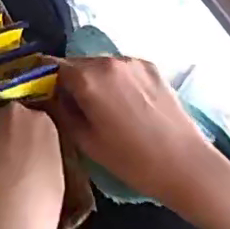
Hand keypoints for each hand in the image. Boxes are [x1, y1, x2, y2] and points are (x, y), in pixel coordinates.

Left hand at [0, 103, 64, 228]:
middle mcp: (16, 112)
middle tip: (10, 162)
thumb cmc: (40, 203)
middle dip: (11, 135)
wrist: (2, 211)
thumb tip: (32, 162)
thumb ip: (43, 159)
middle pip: (13, 119)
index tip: (31, 160)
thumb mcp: (54, 179)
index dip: (33, 143)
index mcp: (44, 122)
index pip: (39, 125)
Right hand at [47, 56, 229, 212]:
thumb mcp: (86, 142)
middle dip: (68, 80)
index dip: (40, 77)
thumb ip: (59, 111)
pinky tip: (127, 105)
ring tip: (104, 109)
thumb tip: (44, 96)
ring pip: (98, 65)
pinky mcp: (150, 67)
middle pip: (74, 63)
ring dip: (93, 80)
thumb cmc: (133, 161)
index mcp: (86, 79)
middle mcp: (106, 61)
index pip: (49, 64)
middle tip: (73, 107)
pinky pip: (120, 68)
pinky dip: (116, 80)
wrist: (190, 168)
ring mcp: (131, 61)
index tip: (39, 92)